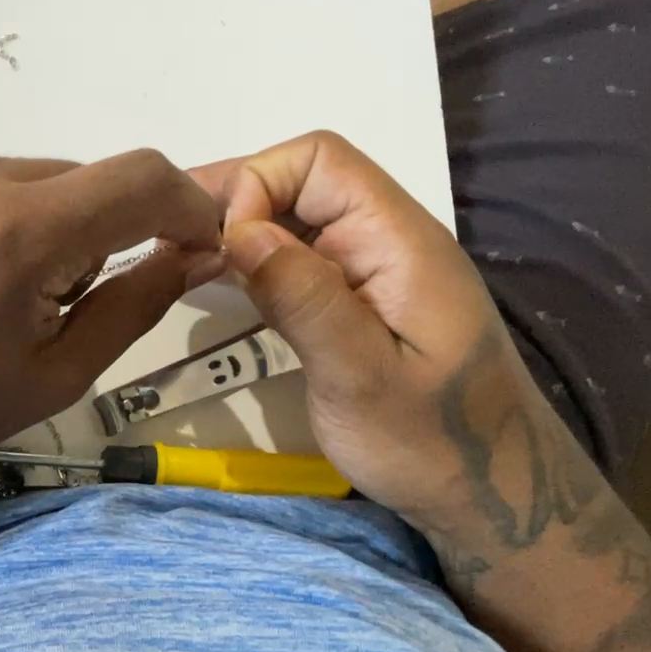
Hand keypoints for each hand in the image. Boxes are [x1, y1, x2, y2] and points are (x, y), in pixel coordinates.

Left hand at [0, 151, 225, 485]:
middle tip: (67, 303)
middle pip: (82, 178)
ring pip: (31, 178)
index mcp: (14, 235)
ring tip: (3, 297)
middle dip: (103, 231)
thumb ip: (136, 304)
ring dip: (48, 224)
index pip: (138, 179)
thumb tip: (196, 253)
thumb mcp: (59, 374)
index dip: (186, 205)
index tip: (197, 241)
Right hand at [194, 132, 601, 547]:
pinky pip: (298, 263)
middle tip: (166, 237)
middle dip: (233, 200)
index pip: (320, 161)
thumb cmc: (428, 442)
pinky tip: (217, 284)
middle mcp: (384, 242)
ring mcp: (369, 274)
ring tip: (177, 255)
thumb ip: (305, 299)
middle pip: (302, 182)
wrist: (484, 490)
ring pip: (295, 222)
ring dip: (237, 231)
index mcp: (397, 241)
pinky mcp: (353, 305)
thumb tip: (240, 231)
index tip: (219, 247)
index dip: (258, 185)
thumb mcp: (360, 376)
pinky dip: (253, 265)